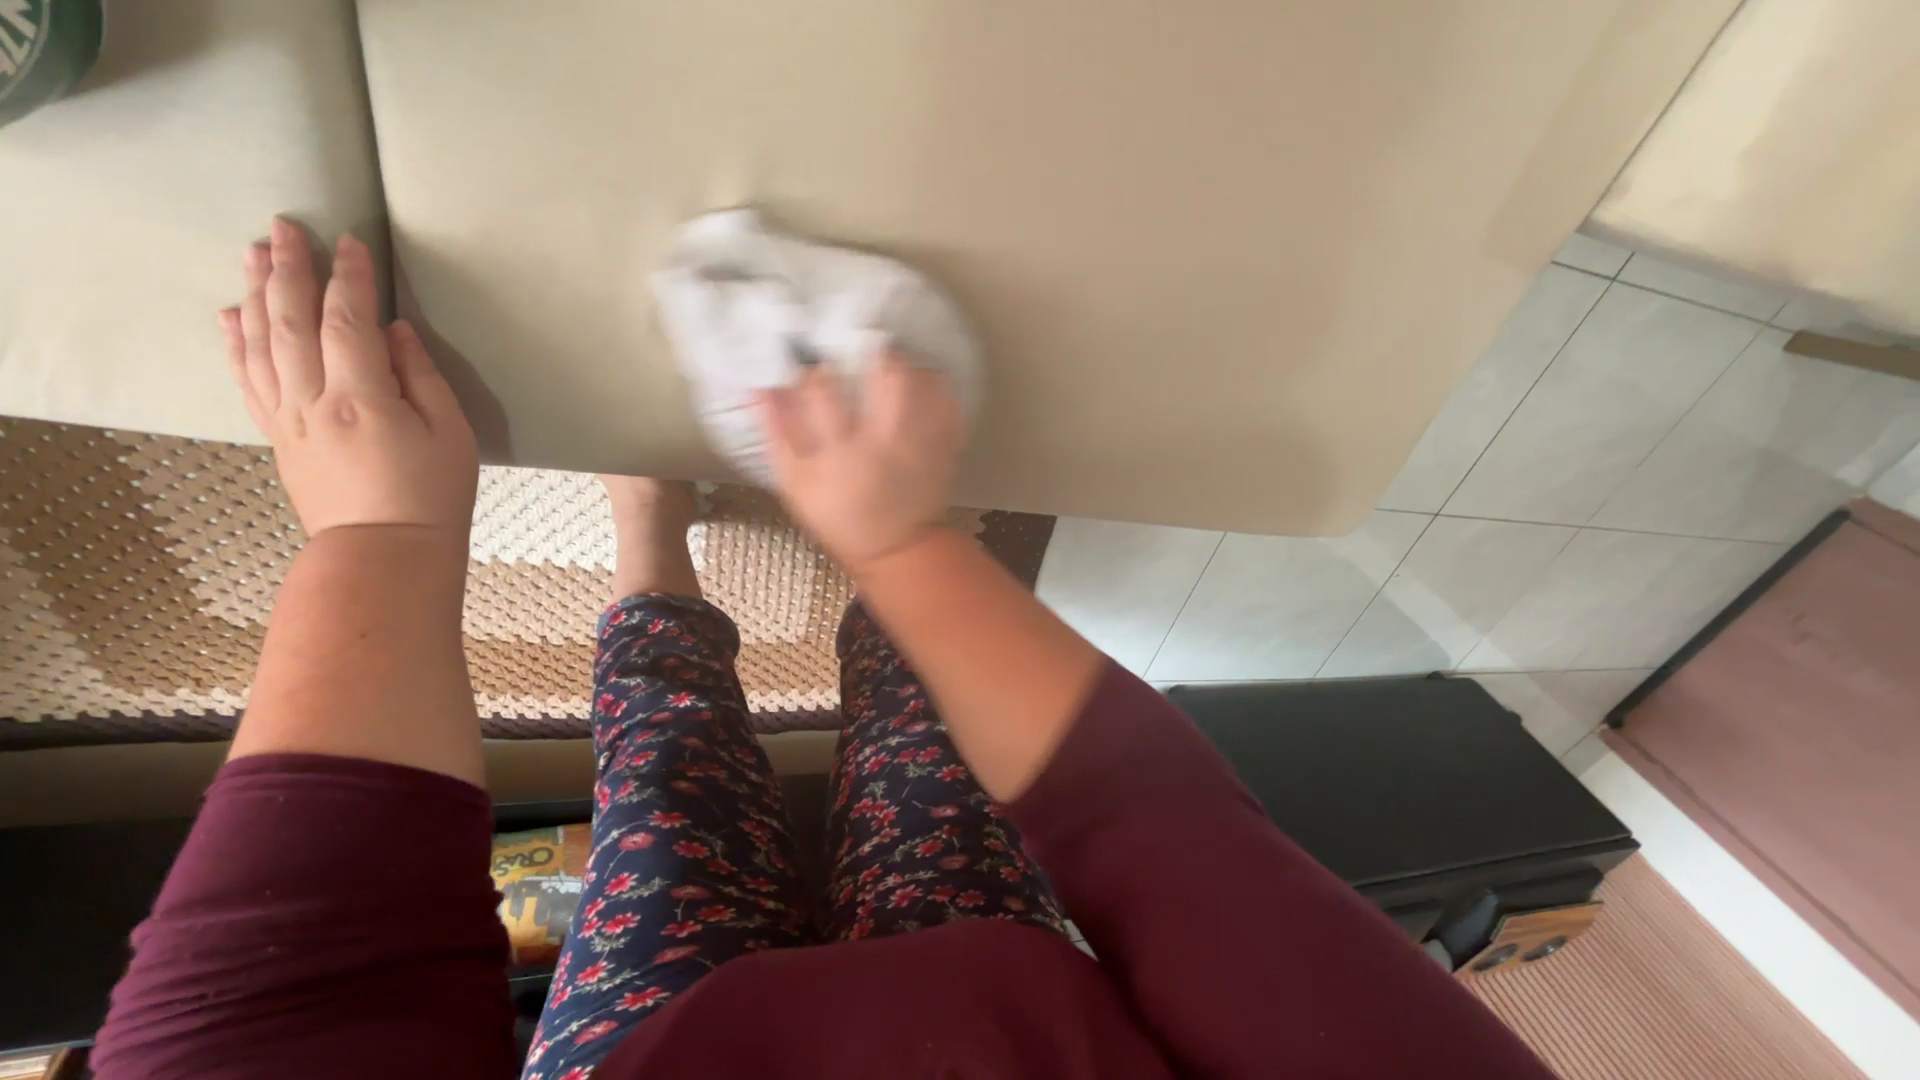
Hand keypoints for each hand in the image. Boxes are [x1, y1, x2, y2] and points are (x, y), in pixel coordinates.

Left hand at [220, 220, 477, 539]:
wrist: (385, 551)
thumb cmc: (432, 494)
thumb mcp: (450, 434)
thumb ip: (421, 378)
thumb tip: (395, 333)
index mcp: (362, 398)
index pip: (348, 322)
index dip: (349, 278)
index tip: (350, 243)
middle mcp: (312, 400)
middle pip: (290, 321)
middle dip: (288, 269)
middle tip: (286, 228)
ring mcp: (286, 417)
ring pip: (260, 342)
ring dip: (254, 293)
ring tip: (254, 253)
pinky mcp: (277, 434)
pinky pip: (247, 379)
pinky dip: (235, 342)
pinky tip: (230, 314)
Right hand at [757, 352, 963, 573]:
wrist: (895, 547)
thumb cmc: (838, 516)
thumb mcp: (796, 484)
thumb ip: (779, 434)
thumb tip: (760, 388)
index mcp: (842, 450)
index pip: (825, 392)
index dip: (815, 372)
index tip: (813, 369)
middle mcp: (885, 441)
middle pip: (888, 377)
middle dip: (875, 353)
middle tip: (865, 350)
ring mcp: (921, 442)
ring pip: (924, 383)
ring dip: (908, 366)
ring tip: (894, 365)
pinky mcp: (946, 446)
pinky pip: (949, 403)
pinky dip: (938, 387)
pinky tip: (921, 385)